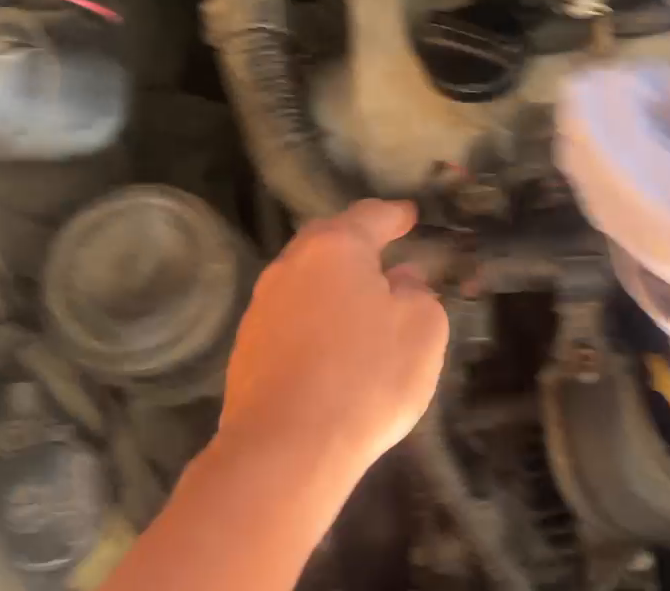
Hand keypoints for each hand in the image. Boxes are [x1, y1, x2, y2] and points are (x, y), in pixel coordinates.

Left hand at [218, 199, 448, 468]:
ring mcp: (261, 309)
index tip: (411, 216)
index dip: (395, 215)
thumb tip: (401, 281)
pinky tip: (332, 347)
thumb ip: (418, 294)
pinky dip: (314, 321)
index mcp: (336, 248)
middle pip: (328, 241)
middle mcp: (291, 267)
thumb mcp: (423, 330)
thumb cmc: (366, 377)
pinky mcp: (246, 351)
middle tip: (385, 252)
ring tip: (362, 305)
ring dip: (333, 285)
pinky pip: (291, 319)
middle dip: (357, 243)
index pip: (371, 216)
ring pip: (305, 280)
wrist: (284, 453)